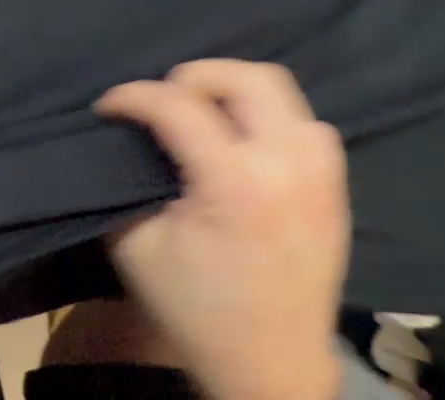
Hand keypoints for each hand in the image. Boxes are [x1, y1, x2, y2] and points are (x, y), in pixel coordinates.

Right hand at [95, 60, 349, 399]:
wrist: (271, 368)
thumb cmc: (195, 307)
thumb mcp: (135, 245)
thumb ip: (124, 181)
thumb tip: (117, 136)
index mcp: (236, 186)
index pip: (177, 105)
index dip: (131, 96)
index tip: (107, 108)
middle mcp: (288, 169)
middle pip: (246, 78)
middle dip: (190, 77)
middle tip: (161, 101)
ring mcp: (321, 178)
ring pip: (282, 92)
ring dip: (233, 92)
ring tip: (202, 114)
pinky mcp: (336, 192)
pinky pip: (308, 125)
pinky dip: (271, 117)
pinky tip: (243, 141)